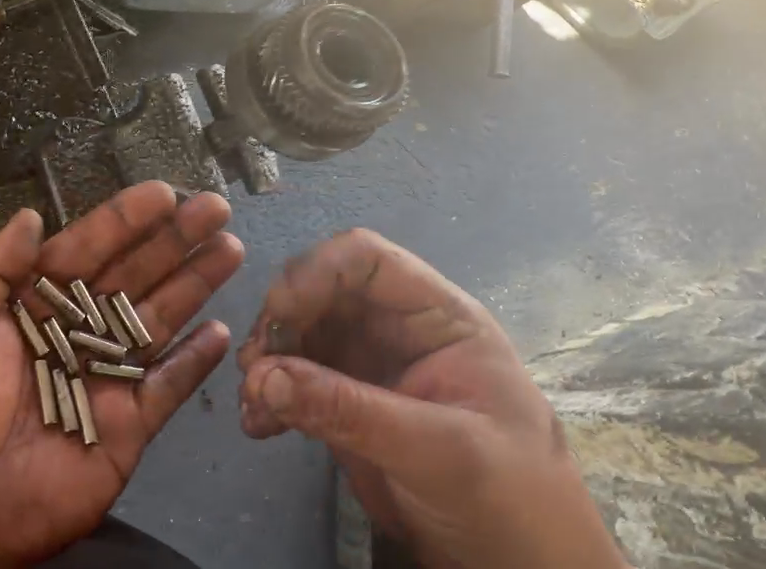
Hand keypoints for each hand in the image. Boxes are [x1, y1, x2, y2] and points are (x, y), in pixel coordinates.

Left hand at [0, 182, 243, 567]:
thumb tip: (32, 216)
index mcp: (27, 303)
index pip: (83, 250)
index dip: (121, 221)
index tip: (161, 192)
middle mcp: (70, 331)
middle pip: (129, 276)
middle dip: (171, 241)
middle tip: (213, 206)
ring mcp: (101, 377)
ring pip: (155, 320)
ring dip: (192, 285)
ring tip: (229, 247)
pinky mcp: (125, 426)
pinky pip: (166, 388)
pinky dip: (193, 362)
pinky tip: (219, 331)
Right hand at [236, 229, 625, 568]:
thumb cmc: (513, 505)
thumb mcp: (441, 453)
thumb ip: (351, 410)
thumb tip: (259, 375)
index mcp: (438, 319)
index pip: (365, 260)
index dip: (316, 273)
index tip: (281, 316)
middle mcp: (396, 330)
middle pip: (318, 291)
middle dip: (281, 322)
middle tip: (255, 367)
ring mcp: (367, 366)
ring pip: (297, 333)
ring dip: (266, 360)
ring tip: (253, 403)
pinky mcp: (344, 405)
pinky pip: (291, 380)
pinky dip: (266, 395)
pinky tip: (258, 425)